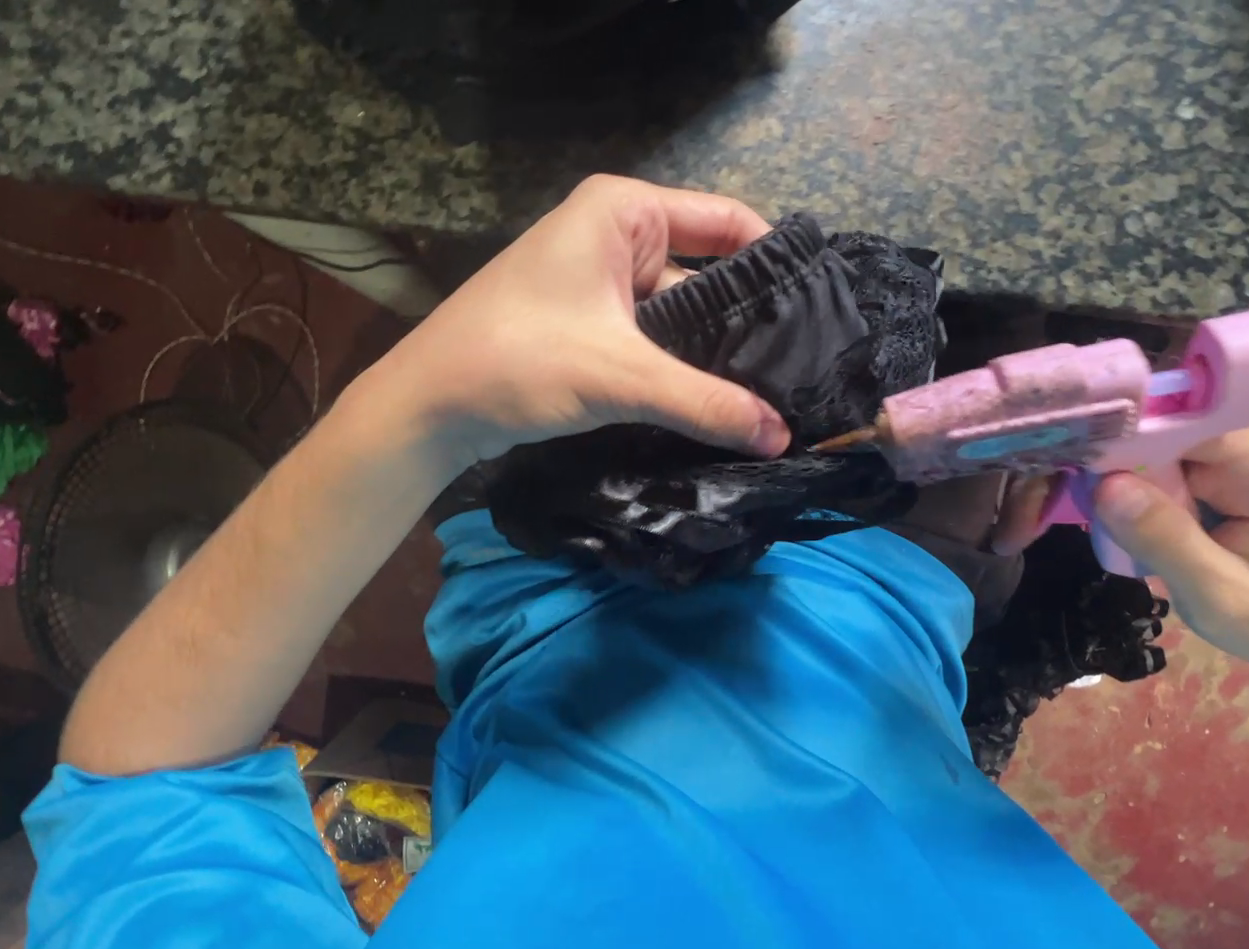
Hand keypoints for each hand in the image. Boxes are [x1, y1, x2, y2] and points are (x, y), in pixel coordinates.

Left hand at [352, 175, 791, 469]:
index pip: (727, 222)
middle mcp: (613, 236)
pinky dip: (678, 370)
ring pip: (677, 316)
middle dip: (746, 322)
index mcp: (624, 212)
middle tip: (802, 372)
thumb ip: (705, 403)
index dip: (776, 265)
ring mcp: (597, 284)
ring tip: (772, 397)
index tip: (820, 315)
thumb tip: (781, 436)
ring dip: (712, 355)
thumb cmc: (518, 362)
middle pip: (705, 273)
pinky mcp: (586, 327)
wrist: (428, 407)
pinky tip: (716, 405)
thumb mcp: (621, 377)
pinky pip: (649, 341)